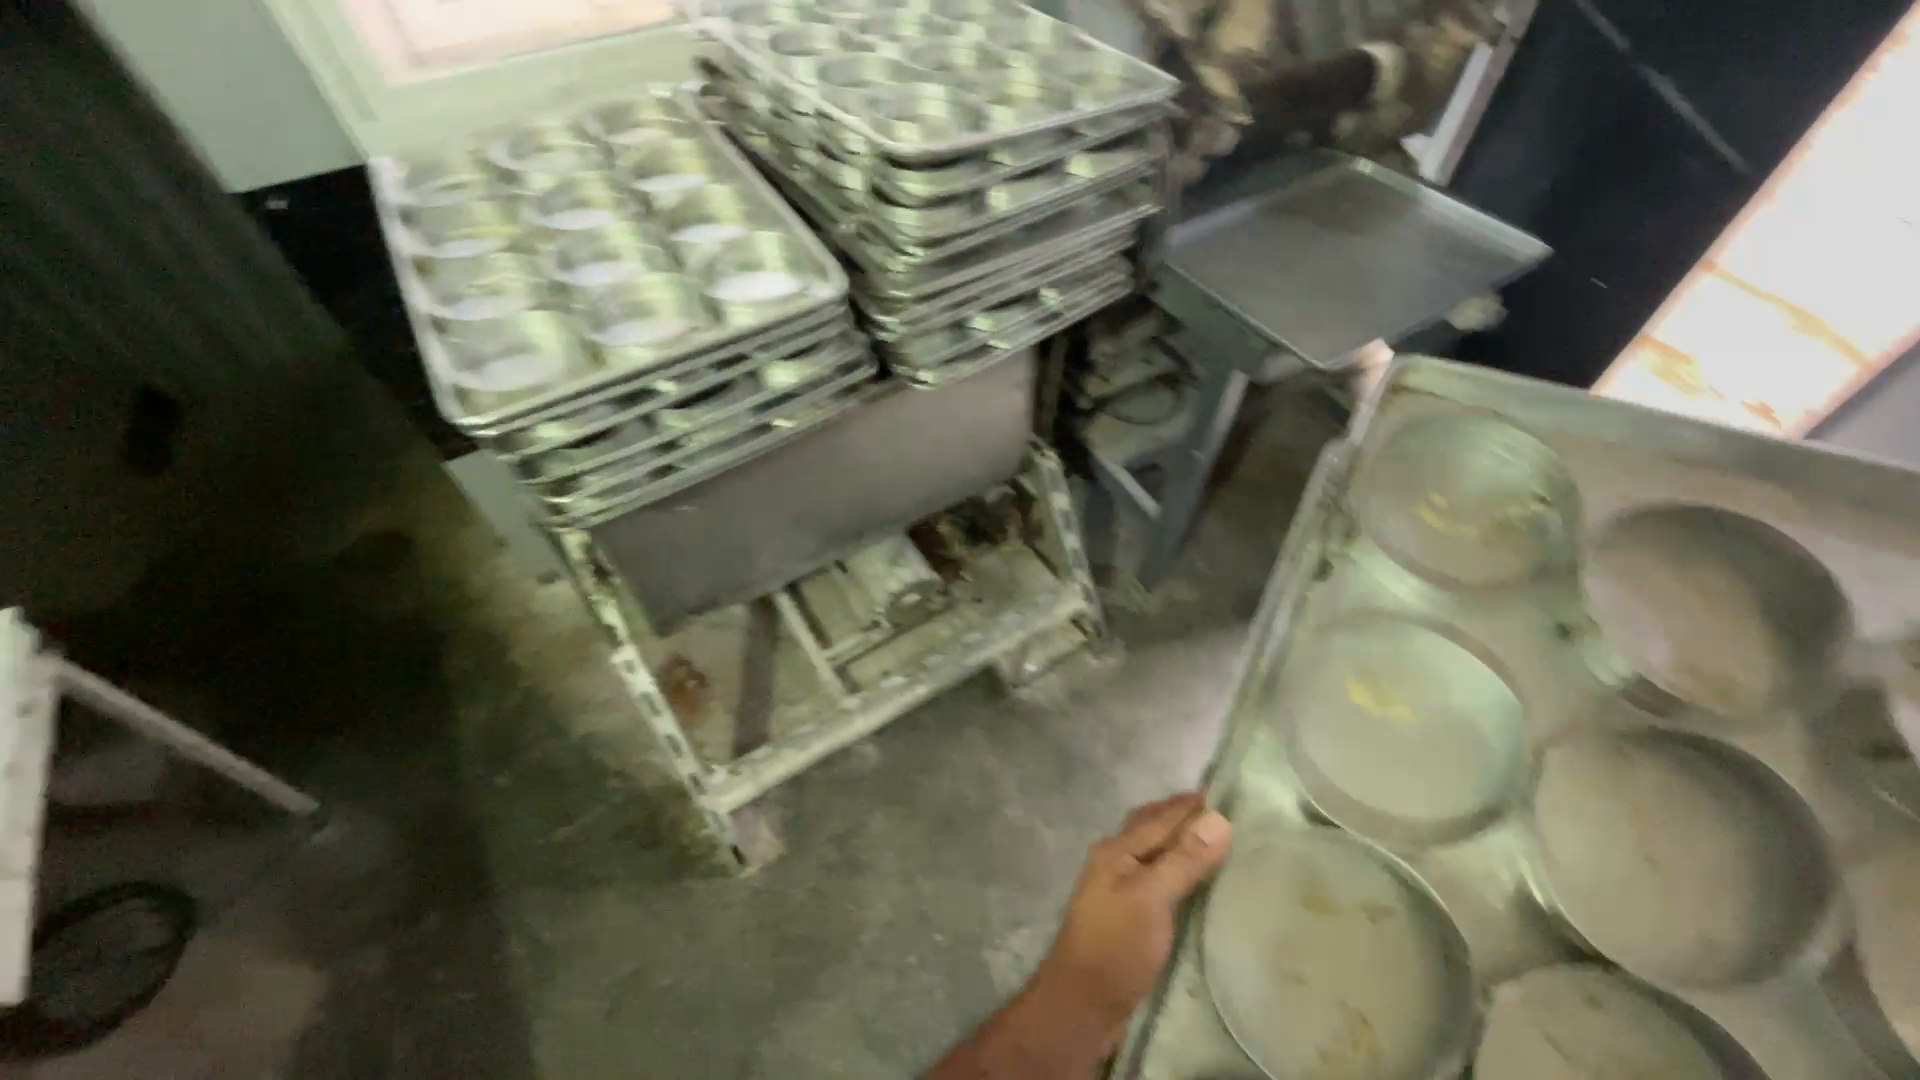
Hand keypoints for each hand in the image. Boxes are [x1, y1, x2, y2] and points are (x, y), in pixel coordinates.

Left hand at [1029, 793, 1232, 1042]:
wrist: (1082, 1002)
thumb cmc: (1116, 945)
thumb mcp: (1152, 898)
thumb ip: (1183, 859)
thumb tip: (1218, 818)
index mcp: (1116, 850)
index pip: (1159, 817)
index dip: (1188, 805)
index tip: (1221, 790)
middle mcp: (1113, 862)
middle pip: (1149, 829)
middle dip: (1178, 816)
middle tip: (1217, 810)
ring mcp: (1116, 889)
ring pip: (1151, 853)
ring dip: (1176, 842)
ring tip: (1210, 840)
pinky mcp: (1125, 916)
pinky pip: (1155, 878)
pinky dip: (1175, 869)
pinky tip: (1191, 881)